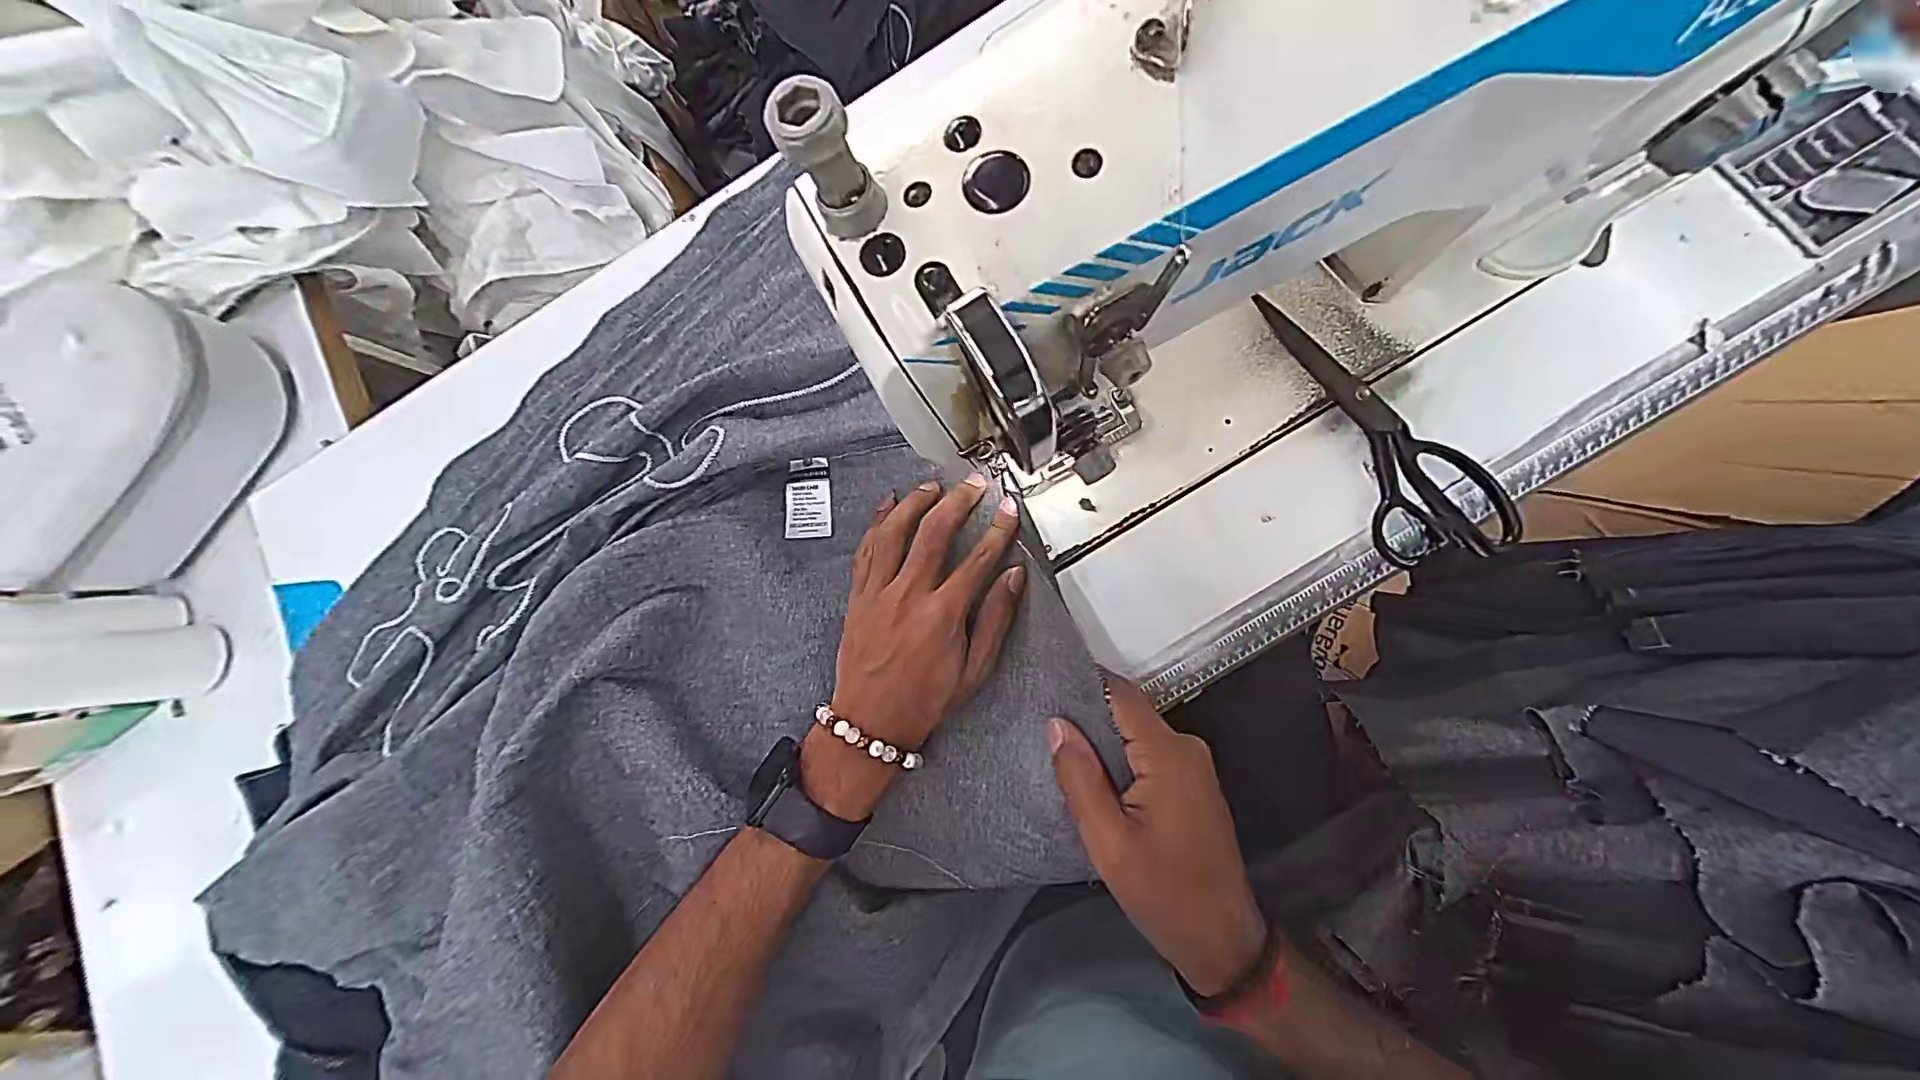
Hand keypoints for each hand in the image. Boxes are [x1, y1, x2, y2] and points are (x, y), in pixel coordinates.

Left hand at [802, 474, 1025, 819]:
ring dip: (915, 503)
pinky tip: (887, 506)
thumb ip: (996, 618)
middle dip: (958, 502)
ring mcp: (879, 593)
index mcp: (942, 615)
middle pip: (935, 533)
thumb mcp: (974, 669)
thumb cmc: (922, 700)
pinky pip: (866, 550)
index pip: (978, 559)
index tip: (1007, 511)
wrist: (871, 720)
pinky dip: (877, 523)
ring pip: (895, 532)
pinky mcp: (858, 596)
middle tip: (973, 485)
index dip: (998, 530)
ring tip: (932, 486)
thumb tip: (1014, 579)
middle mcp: (908, 596)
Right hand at [1049, 678, 1267, 995]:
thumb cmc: (1163, 891)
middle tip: (1046, 728)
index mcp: (1169, 754)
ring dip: (1104, 742)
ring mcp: (1194, 766)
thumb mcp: (1108, 841)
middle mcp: (1187, 748)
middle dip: (1088, 716)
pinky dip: (1121, 759)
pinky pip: (1150, 754)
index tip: (1047, 684)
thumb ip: (1081, 777)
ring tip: (1063, 752)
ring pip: (1138, 735)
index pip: (1122, 695)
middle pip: (1129, 713)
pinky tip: (1096, 778)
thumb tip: (1057, 724)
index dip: (1085, 684)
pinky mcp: (1193, 784)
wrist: (1222, 940)